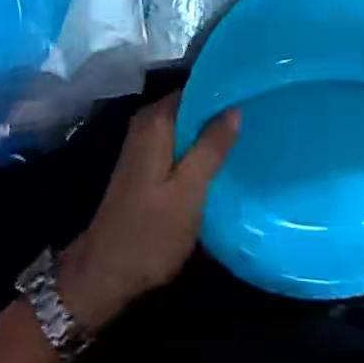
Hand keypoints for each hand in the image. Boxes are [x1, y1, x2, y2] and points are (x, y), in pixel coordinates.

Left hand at [59, 95, 238, 330]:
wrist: (105, 272)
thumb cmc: (150, 232)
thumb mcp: (189, 191)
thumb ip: (211, 147)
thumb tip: (234, 108)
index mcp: (156, 122)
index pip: (195, 89)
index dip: (224, 92)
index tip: (254, 96)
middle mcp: (146, 124)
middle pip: (190, 106)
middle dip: (220, 113)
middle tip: (258, 120)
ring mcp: (144, 144)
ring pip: (186, 127)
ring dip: (211, 134)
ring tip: (248, 137)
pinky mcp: (145, 164)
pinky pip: (178, 144)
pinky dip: (198, 150)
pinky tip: (222, 161)